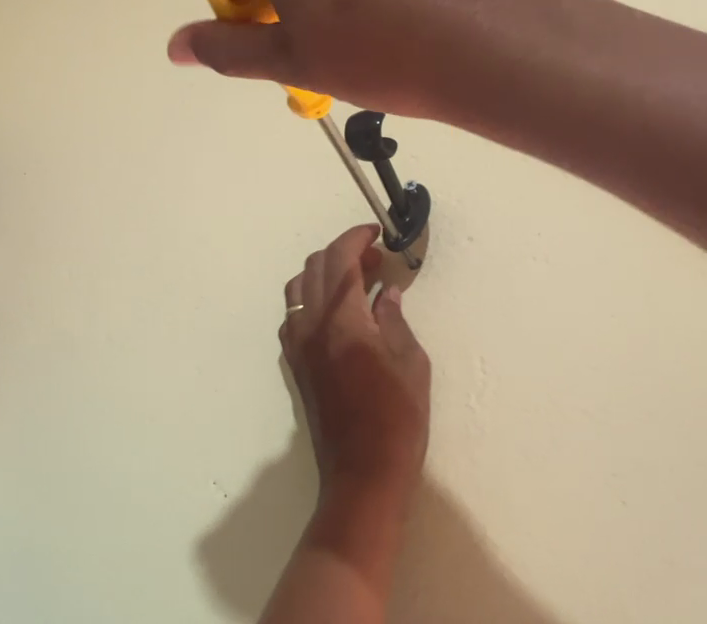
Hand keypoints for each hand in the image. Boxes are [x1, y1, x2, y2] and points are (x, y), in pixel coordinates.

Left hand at [281, 225, 430, 501]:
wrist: (361, 474)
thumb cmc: (397, 420)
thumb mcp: (412, 364)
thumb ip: (395, 319)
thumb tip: (387, 291)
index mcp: (342, 320)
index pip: (338, 259)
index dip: (355, 237)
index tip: (377, 233)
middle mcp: (310, 326)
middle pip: (314, 267)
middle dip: (343, 252)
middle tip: (376, 260)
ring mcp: (296, 346)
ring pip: (298, 288)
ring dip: (324, 274)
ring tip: (358, 283)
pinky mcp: (294, 364)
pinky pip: (294, 315)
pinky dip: (313, 300)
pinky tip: (340, 315)